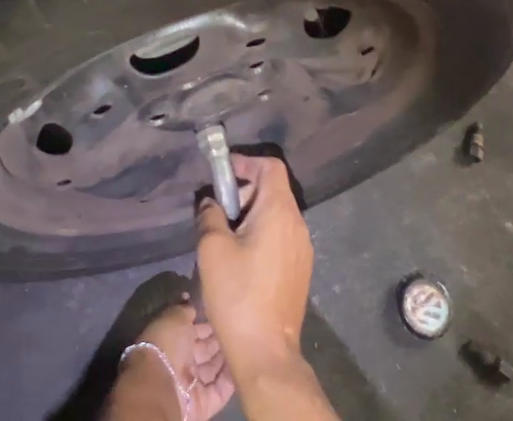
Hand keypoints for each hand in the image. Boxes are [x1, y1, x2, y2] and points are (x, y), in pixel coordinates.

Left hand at [131, 299, 236, 419]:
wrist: (163, 384)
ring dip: (227, 357)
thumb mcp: (175, 318)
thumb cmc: (167, 343)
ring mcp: (193, 383)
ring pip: (214, 369)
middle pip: (204, 350)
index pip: (191, 331)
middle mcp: (181, 362)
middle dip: (218, 339)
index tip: (222, 314)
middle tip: (237, 327)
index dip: (206, 324)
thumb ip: (185, 310)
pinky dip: (232, 377)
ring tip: (244, 342)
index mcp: (171, 341)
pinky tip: (244, 363)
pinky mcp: (205, 402)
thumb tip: (190, 300)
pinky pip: (221, 388)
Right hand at [194, 156, 312, 377]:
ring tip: (223, 238)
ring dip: (250, 215)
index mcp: (279, 212)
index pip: (271, 166)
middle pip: (273, 189)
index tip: (222, 173)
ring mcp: (302, 248)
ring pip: (276, 214)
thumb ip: (210, 215)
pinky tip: (239, 258)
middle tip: (216, 213)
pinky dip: (260, 233)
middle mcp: (297, 224)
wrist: (265, 350)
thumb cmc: (237, 294)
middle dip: (243, 192)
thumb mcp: (212, 249)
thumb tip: (211, 202)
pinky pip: (281, 236)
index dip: (246, 162)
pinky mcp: (300, 269)